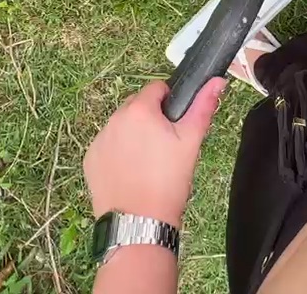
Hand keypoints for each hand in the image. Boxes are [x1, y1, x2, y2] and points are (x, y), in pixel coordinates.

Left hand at [84, 78, 225, 224]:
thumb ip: (203, 106)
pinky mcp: (90, 160)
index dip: (169, 103)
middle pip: (138, 106)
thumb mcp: (191, 141)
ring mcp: (99, 140)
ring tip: (148, 162)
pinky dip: (118, 152)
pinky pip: (108, 146)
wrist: (140, 224)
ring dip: (134, 134)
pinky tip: (131, 172)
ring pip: (122, 126)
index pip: (157, 88)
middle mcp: (114, 118)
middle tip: (164, 146)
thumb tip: (217, 81)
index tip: (175, 126)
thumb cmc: (169, 180)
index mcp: (139, 109)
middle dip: (151, 118)